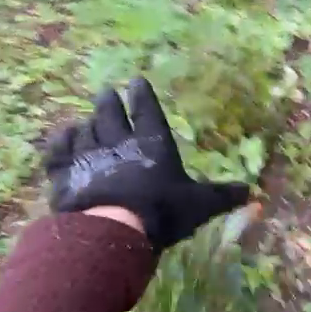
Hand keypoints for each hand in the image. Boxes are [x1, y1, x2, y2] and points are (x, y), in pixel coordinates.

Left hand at [42, 77, 251, 252]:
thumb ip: (223, 195)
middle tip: (106, 91)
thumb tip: (251, 192)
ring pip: (85, 130)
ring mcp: (88, 157)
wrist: (112, 230)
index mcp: (153, 142)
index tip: (136, 81)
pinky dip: (60, 141)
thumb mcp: (200, 204)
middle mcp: (119, 142)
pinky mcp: (64, 176)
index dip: (142, 94)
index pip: (147, 110)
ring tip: (86, 115)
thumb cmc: (162, 211)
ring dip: (87, 121)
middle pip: (110, 114)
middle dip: (109, 101)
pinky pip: (59, 151)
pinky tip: (62, 136)